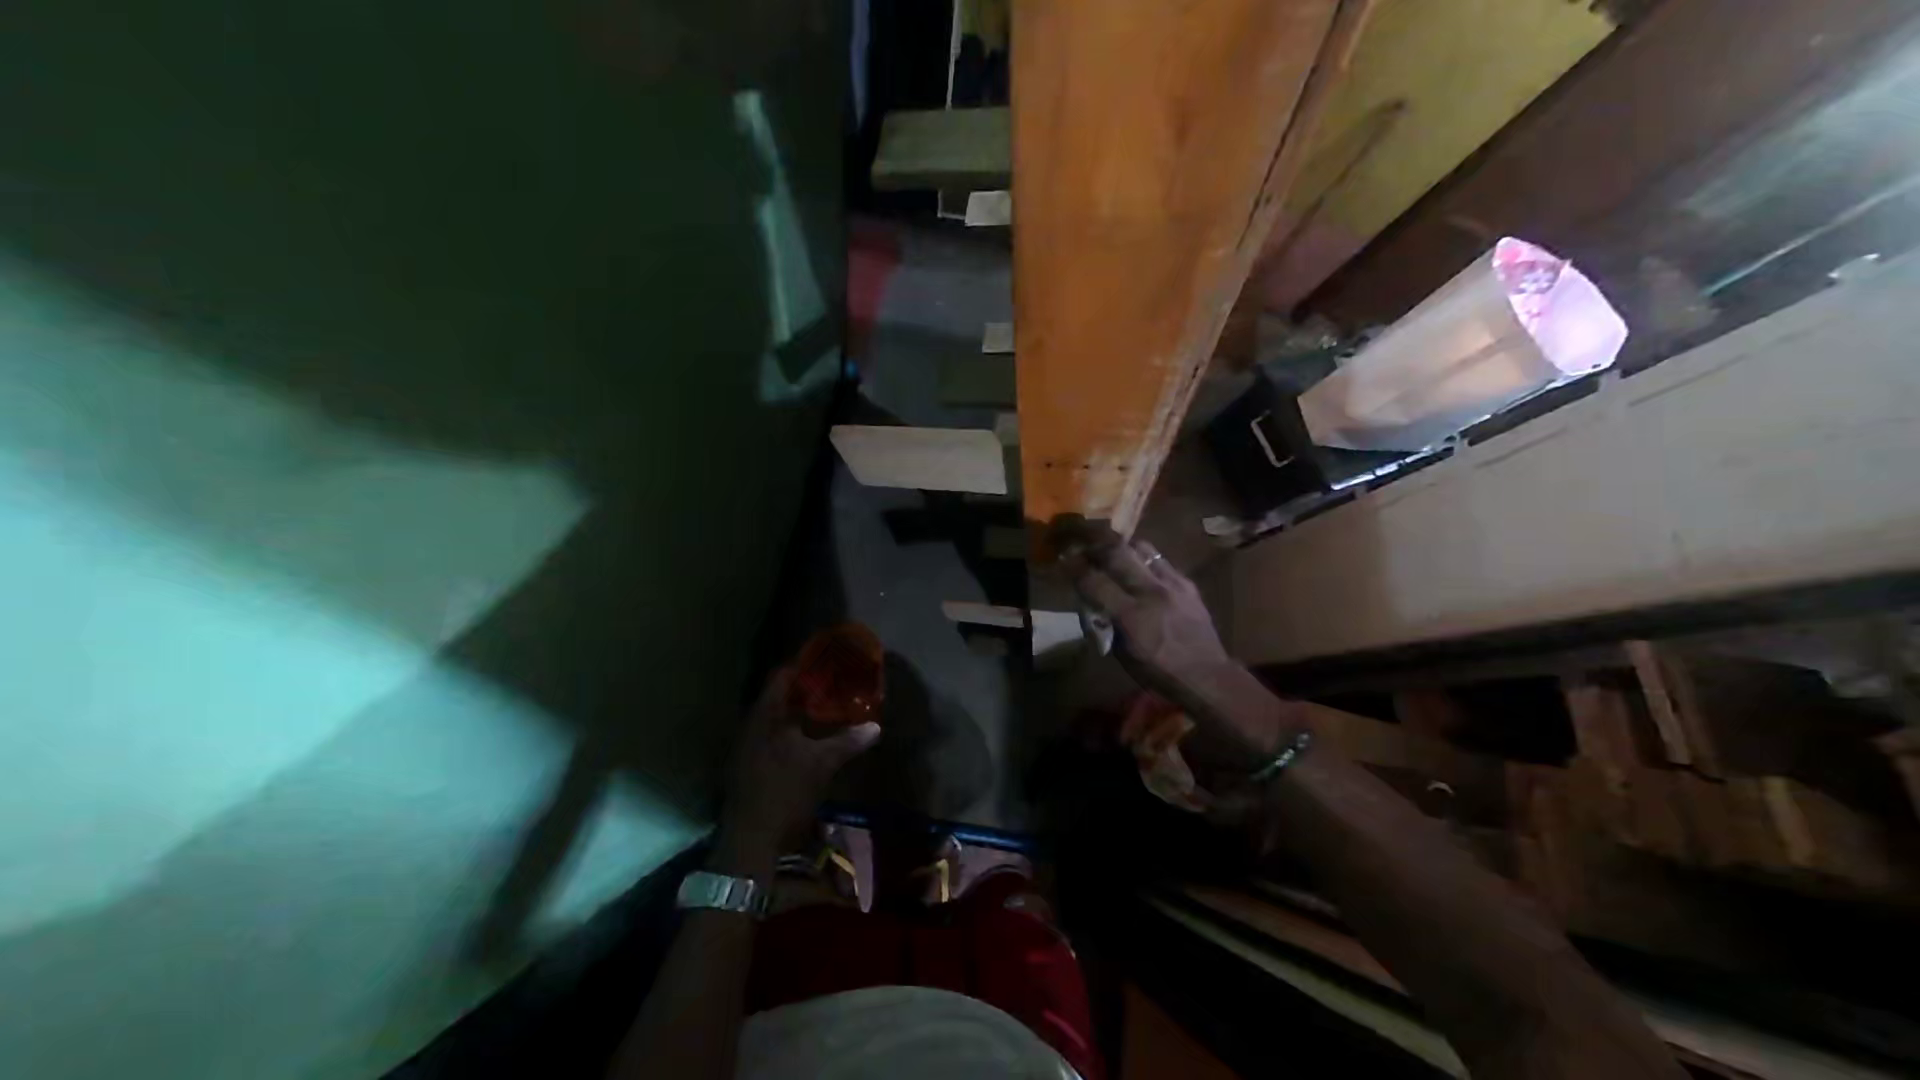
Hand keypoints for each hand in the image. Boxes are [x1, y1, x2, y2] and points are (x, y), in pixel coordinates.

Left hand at [715, 668, 879, 868]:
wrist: (751, 839)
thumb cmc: (785, 791)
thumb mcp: (821, 764)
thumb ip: (847, 741)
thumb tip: (876, 726)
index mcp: (764, 715)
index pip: (781, 676)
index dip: (803, 666)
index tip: (827, 662)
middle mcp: (751, 725)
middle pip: (777, 696)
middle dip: (804, 690)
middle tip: (833, 686)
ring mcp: (746, 747)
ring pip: (774, 719)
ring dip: (797, 713)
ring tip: (825, 710)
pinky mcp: (748, 766)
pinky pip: (770, 737)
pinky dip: (790, 732)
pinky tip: (808, 740)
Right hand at [1059, 526, 1234, 706]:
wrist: (1206, 676)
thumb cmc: (1158, 673)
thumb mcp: (1122, 654)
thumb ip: (1106, 623)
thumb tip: (1093, 601)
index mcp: (1131, 616)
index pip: (1094, 581)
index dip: (1074, 568)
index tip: (1063, 559)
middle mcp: (1151, 593)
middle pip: (1117, 553)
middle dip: (1094, 545)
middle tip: (1082, 542)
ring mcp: (1172, 584)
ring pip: (1141, 548)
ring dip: (1122, 547)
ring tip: (1111, 550)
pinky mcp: (1187, 583)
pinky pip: (1160, 561)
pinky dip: (1144, 560)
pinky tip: (1139, 567)